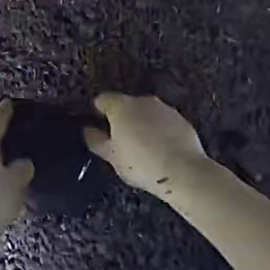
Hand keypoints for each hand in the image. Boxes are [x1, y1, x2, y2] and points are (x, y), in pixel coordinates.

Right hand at [84, 93, 212, 192]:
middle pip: (127, 105)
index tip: (99, 124)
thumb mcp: (112, 156)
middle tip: (121, 141)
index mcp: (121, 107)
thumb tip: (88, 130)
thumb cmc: (140, 164)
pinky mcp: (182, 119)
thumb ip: (96, 140)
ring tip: (143, 147)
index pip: (103, 99)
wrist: (182, 170)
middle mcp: (143, 101)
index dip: (99, 110)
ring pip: (147, 112)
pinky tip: (162, 148)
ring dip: (143, 123)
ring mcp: (165, 108)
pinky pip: (165, 121)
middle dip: (123, 118)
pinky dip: (160, 130)